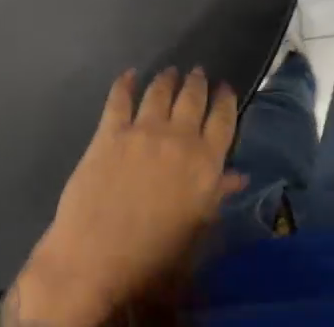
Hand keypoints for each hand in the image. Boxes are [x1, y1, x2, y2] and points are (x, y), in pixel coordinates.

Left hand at [5, 68, 243, 326]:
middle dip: (197, 83)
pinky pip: (119, 99)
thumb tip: (237, 177)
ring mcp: (143, 132)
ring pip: (160, 92)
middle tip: (198, 73)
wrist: (95, 260)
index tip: (225, 88)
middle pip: (193, 98)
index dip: (226, 101)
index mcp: (205, 163)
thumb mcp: (196, 231)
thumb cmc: (153, 257)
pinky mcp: (109, 133)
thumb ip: (216, 197)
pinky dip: (125, 84)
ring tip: (169, 72)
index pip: (223, 120)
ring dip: (167, 79)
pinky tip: (129, 75)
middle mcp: (178, 138)